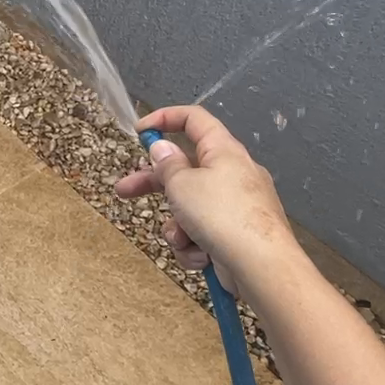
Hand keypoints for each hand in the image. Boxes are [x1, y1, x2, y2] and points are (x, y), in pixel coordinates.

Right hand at [113, 106, 298, 292]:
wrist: (261, 266)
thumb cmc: (221, 215)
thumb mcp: (182, 184)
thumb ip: (167, 165)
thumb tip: (162, 148)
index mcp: (223, 151)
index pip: (194, 119)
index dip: (164, 118)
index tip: (139, 131)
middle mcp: (231, 174)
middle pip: (183, 169)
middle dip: (152, 184)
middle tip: (123, 190)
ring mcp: (233, 206)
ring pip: (188, 207)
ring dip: (177, 225)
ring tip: (182, 239)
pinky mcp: (233, 234)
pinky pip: (200, 232)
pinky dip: (194, 244)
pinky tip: (200, 255)